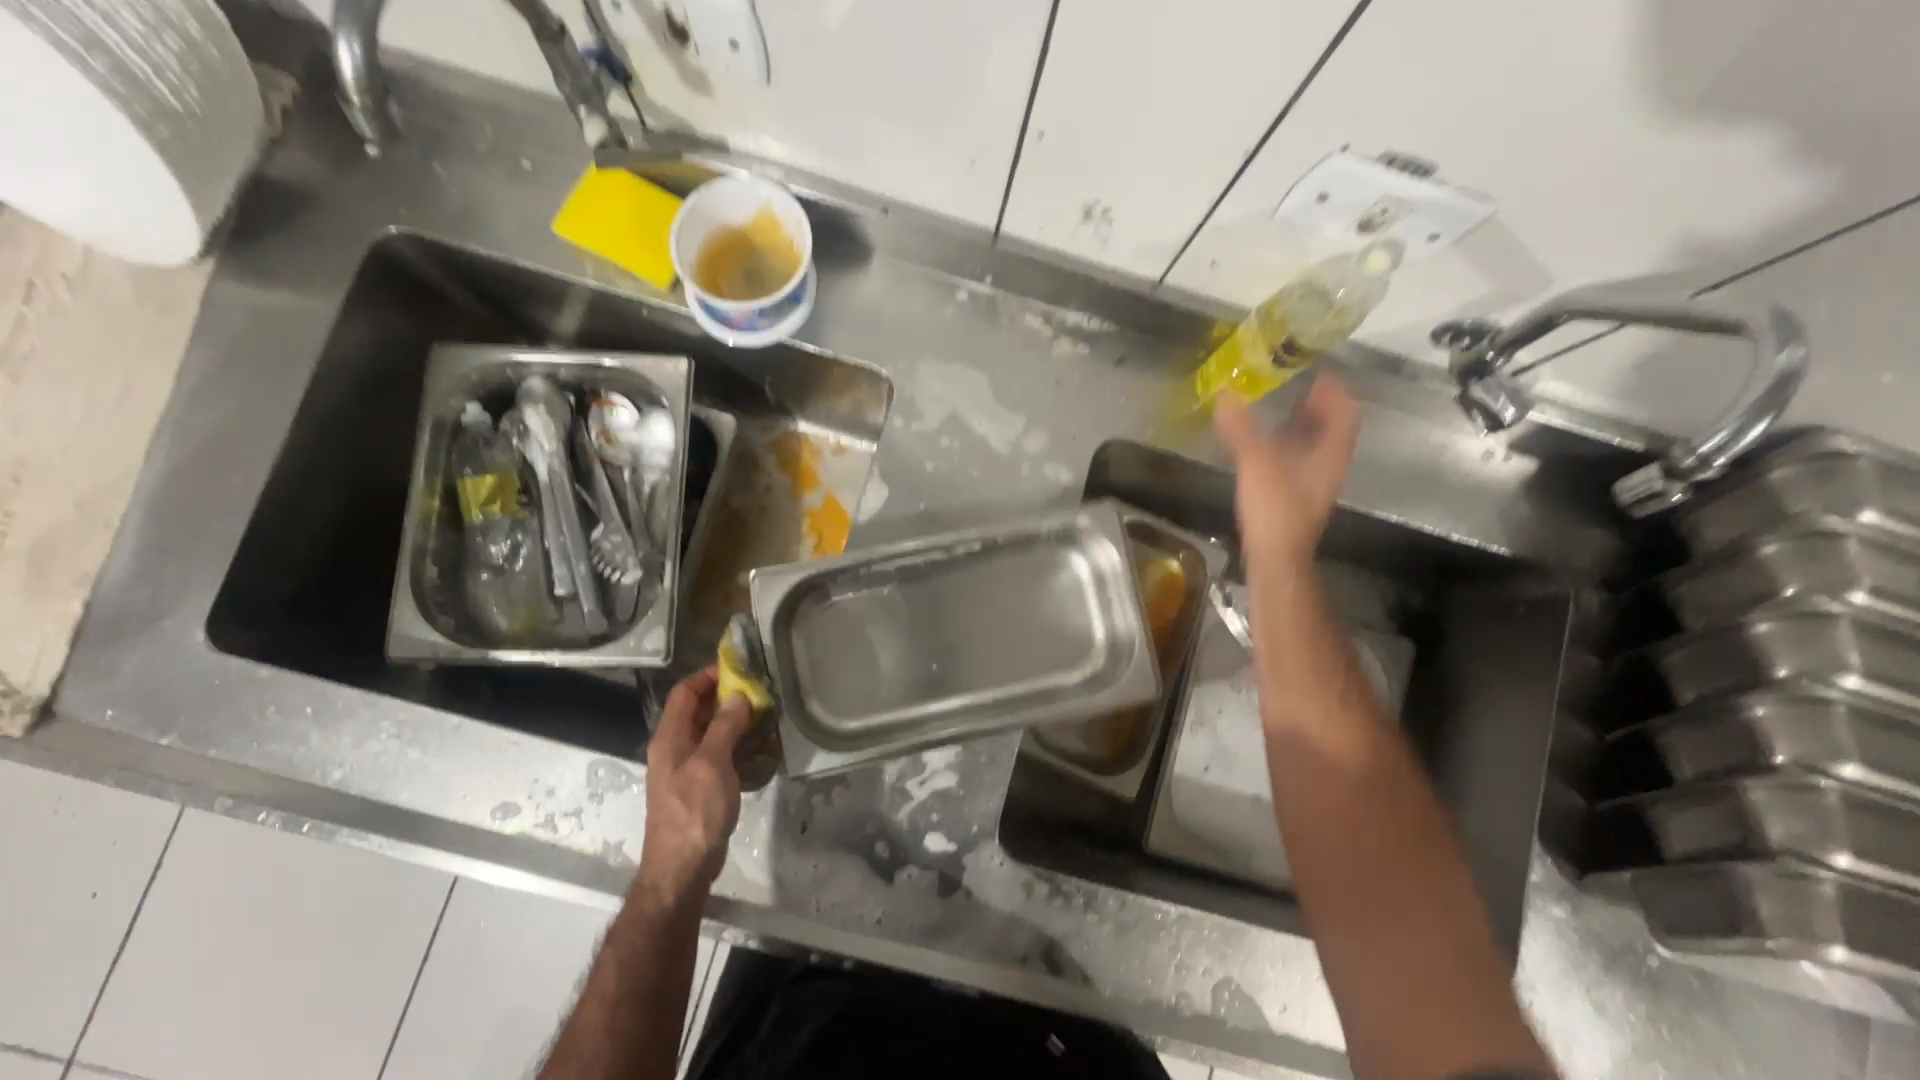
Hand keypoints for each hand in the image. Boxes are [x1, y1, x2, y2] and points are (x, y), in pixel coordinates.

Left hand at [636, 667, 753, 907]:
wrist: (682, 867)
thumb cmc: (694, 811)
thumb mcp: (712, 763)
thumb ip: (725, 726)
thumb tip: (738, 697)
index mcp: (670, 737)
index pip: (684, 693)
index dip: (707, 676)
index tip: (738, 669)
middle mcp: (675, 749)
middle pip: (699, 712)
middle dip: (727, 699)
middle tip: (760, 692)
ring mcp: (687, 771)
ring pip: (712, 735)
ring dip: (737, 724)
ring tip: (766, 718)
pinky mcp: (701, 789)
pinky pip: (720, 758)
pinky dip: (739, 749)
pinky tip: (761, 752)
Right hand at [1214, 376, 1360, 568]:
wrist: (1276, 559)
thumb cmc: (1276, 509)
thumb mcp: (1256, 464)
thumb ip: (1241, 430)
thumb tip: (1225, 395)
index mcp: (1330, 455)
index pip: (1346, 414)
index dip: (1336, 392)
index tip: (1320, 373)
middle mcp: (1329, 468)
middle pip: (1333, 429)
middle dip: (1319, 407)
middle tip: (1299, 387)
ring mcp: (1315, 485)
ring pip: (1317, 447)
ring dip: (1304, 427)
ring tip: (1282, 409)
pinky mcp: (1298, 499)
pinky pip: (1300, 462)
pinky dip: (1289, 446)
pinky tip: (1267, 445)